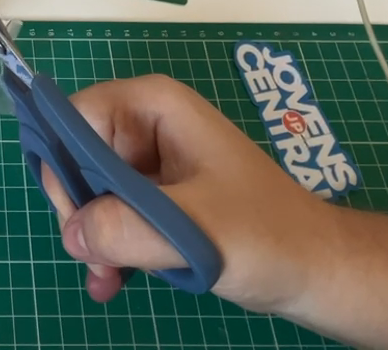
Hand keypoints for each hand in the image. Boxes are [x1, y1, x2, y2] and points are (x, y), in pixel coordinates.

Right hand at [35, 76, 338, 312]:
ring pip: (92, 187)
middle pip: (80, 153)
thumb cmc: (269, 236)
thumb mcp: (195, 231)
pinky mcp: (157, 193)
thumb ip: (129, 228)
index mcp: (153, 105)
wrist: (321, 273)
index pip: (79, 116)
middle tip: (92, 259)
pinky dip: (107, 244)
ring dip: (91, 234)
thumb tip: (71, 232)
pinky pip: (112, 210)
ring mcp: (150, 158)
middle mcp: (144, 123)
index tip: (73, 216)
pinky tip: (112, 282)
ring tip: (105, 279)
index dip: (66, 162)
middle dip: (79, 208)